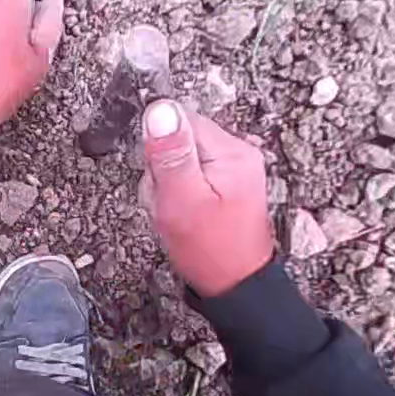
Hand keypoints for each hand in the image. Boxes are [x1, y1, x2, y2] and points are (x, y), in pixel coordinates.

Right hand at [140, 101, 274, 296]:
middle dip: (162, 171)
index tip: (160, 177)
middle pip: (178, 140)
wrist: (235, 286)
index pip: (179, 121)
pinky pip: (187, 176)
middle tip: (170, 201)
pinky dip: (177, 195)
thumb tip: (159, 109)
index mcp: (231, 151)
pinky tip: (183, 214)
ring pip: (178, 159)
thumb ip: (170, 154)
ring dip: (167, 186)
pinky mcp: (225, 183)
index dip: (158, 149)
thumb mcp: (182, 200)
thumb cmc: (211, 250)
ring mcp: (232, 169)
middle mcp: (237, 153)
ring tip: (177, 212)